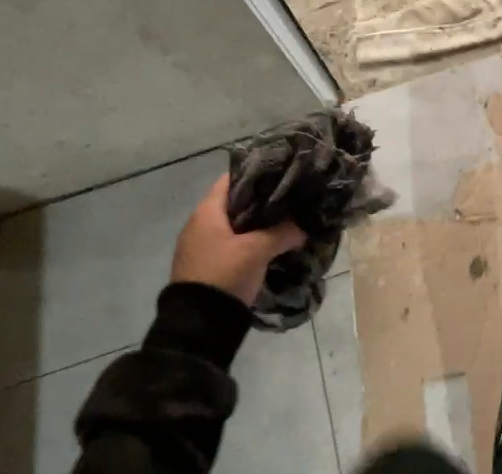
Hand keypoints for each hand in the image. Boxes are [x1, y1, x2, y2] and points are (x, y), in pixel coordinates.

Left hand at [171, 173, 306, 304]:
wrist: (197, 326)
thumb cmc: (224, 274)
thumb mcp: (257, 251)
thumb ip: (282, 233)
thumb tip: (304, 227)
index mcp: (206, 212)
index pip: (231, 179)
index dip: (255, 174)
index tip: (280, 175)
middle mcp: (199, 224)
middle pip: (234, 203)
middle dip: (260, 201)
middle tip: (288, 199)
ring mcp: (200, 247)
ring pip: (233, 226)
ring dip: (255, 224)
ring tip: (284, 221)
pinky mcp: (205, 267)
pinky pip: (229, 245)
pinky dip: (247, 242)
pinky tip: (268, 246)